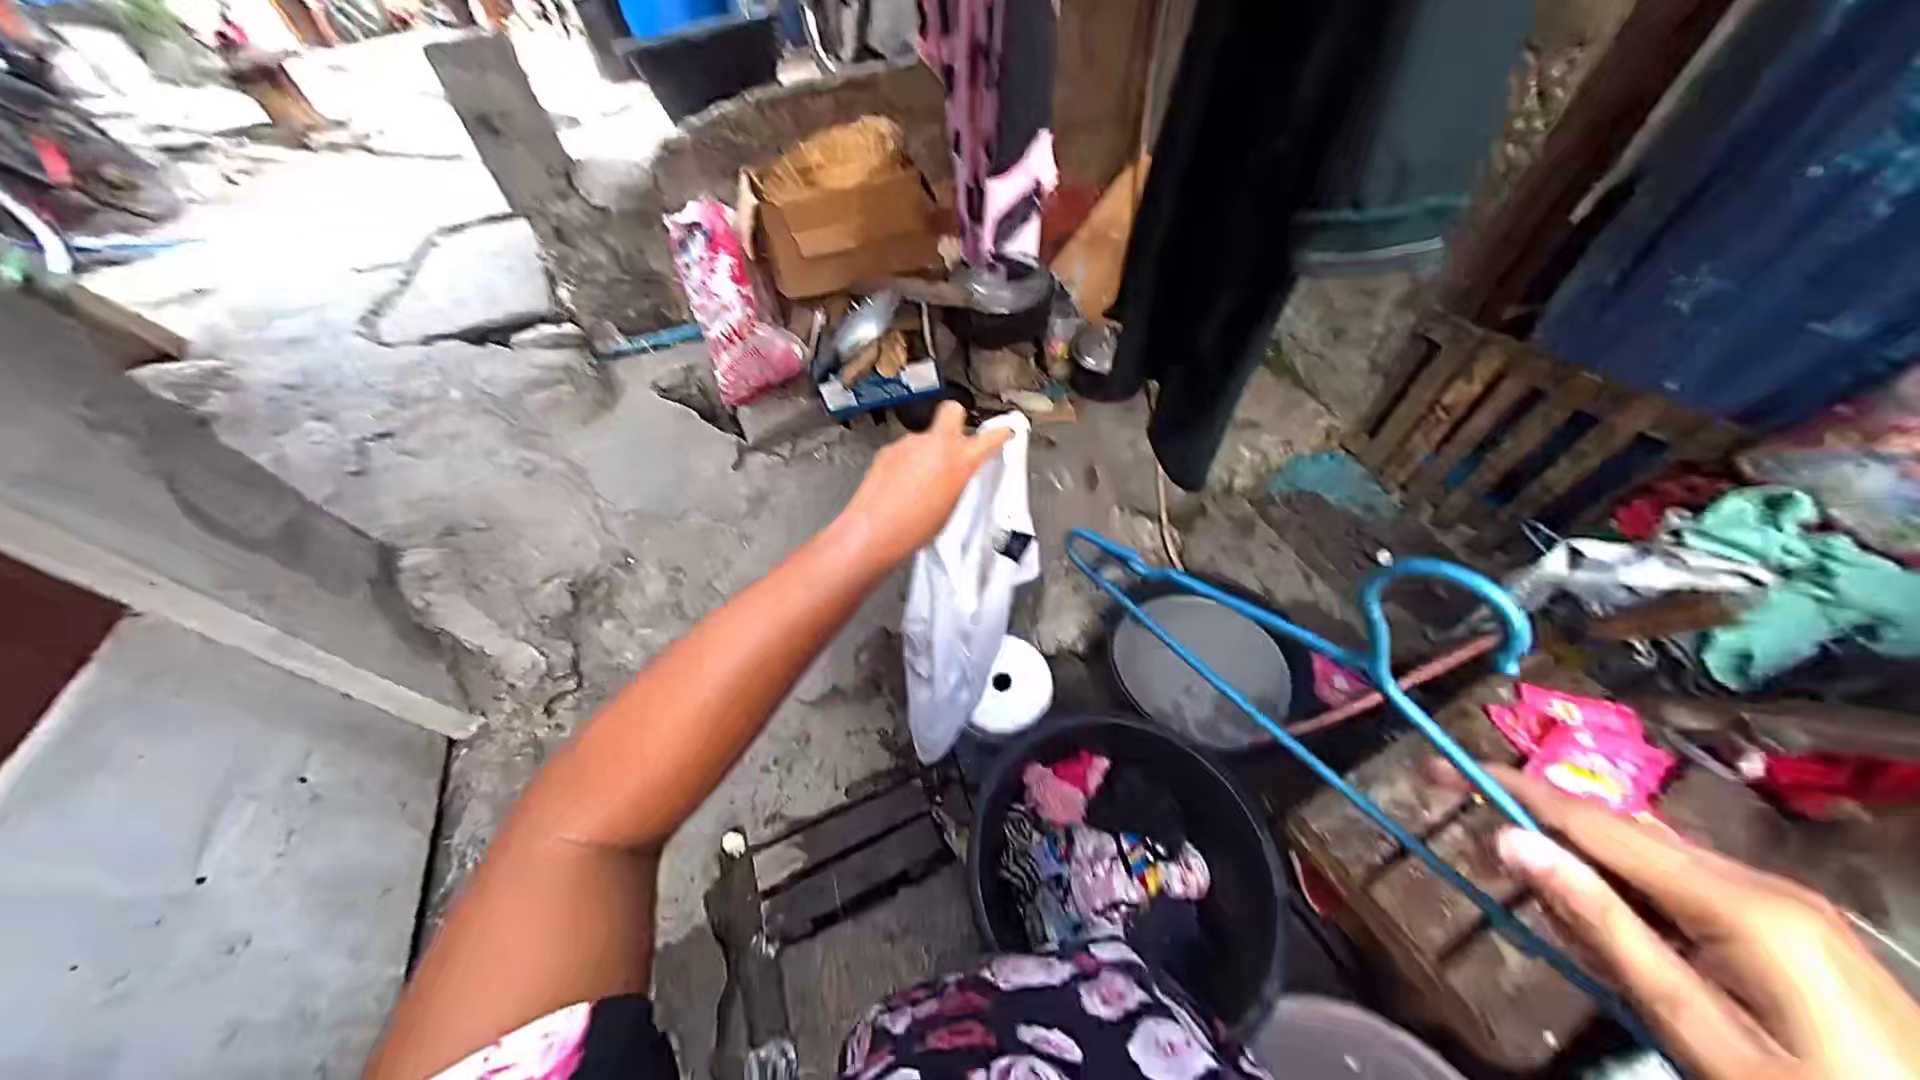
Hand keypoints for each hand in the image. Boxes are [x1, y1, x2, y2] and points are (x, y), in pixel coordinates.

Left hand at [836, 401, 1012, 564]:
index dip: (999, 434)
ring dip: (926, 452)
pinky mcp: (888, 449)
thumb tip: (956, 474)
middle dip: (958, 419)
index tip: (1003, 433)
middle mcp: (936, 443)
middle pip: (952, 410)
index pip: (990, 437)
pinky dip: (907, 462)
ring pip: (925, 437)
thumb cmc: (915, 528)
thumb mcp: (951, 507)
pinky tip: (900, 485)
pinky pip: (905, 450)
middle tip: (957, 441)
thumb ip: (957, 481)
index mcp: (961, 460)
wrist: (873, 530)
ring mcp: (909, 443)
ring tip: (919, 483)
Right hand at [1437, 762, 1919, 1079]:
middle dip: (1546, 841)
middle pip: (1616, 833)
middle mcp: (1758, 882)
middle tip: (1500, 875)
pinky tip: (1627, 944)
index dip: (1509, 788)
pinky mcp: (1787, 924)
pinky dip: (1630, 900)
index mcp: (1739, 903)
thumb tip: (1511, 842)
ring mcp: (1780, 901)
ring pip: (1644, 858)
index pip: (1592, 821)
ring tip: (1583, 946)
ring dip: (1589, 881)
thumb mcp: (1695, 1027)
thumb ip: (1602, 927)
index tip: (1445, 767)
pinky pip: (1679, 885)